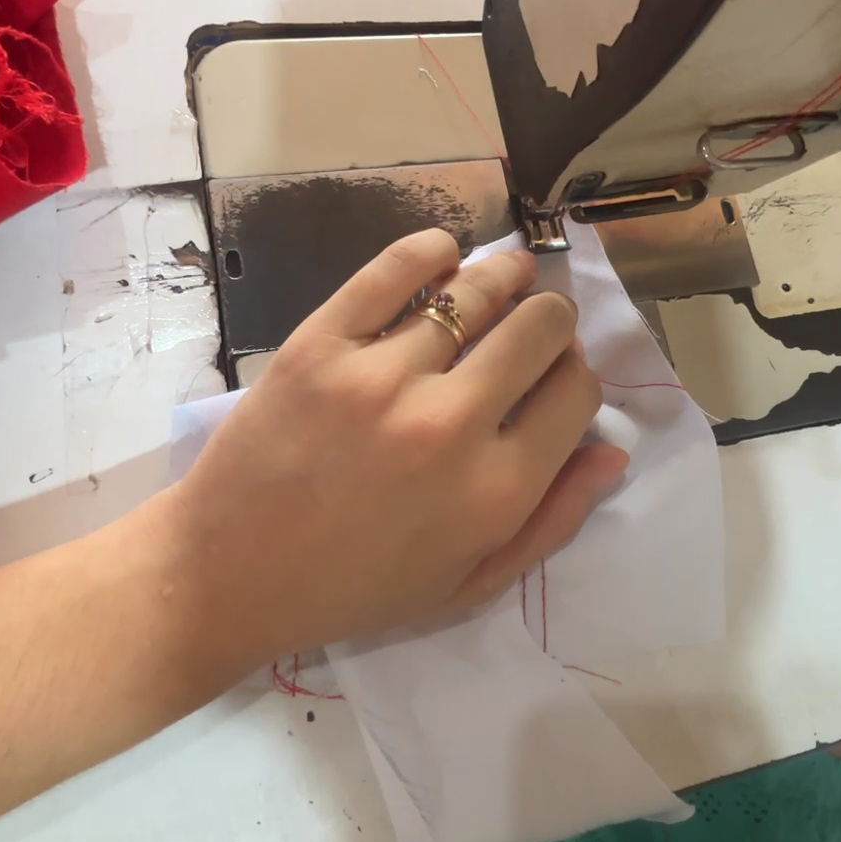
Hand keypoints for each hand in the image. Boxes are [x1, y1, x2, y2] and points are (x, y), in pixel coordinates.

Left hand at [156, 228, 628, 667]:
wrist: (228, 575)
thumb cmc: (356, 590)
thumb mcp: (468, 585)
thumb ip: (550, 523)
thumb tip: (612, 452)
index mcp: (495, 490)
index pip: (577, 393)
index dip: (578, 376)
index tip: (557, 377)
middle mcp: (451, 425)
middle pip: (541, 328)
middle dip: (553, 319)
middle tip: (536, 325)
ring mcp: (381, 377)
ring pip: (477, 290)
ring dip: (507, 275)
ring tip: (507, 276)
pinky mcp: (321, 343)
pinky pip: (393, 270)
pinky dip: (431, 251)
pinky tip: (443, 256)